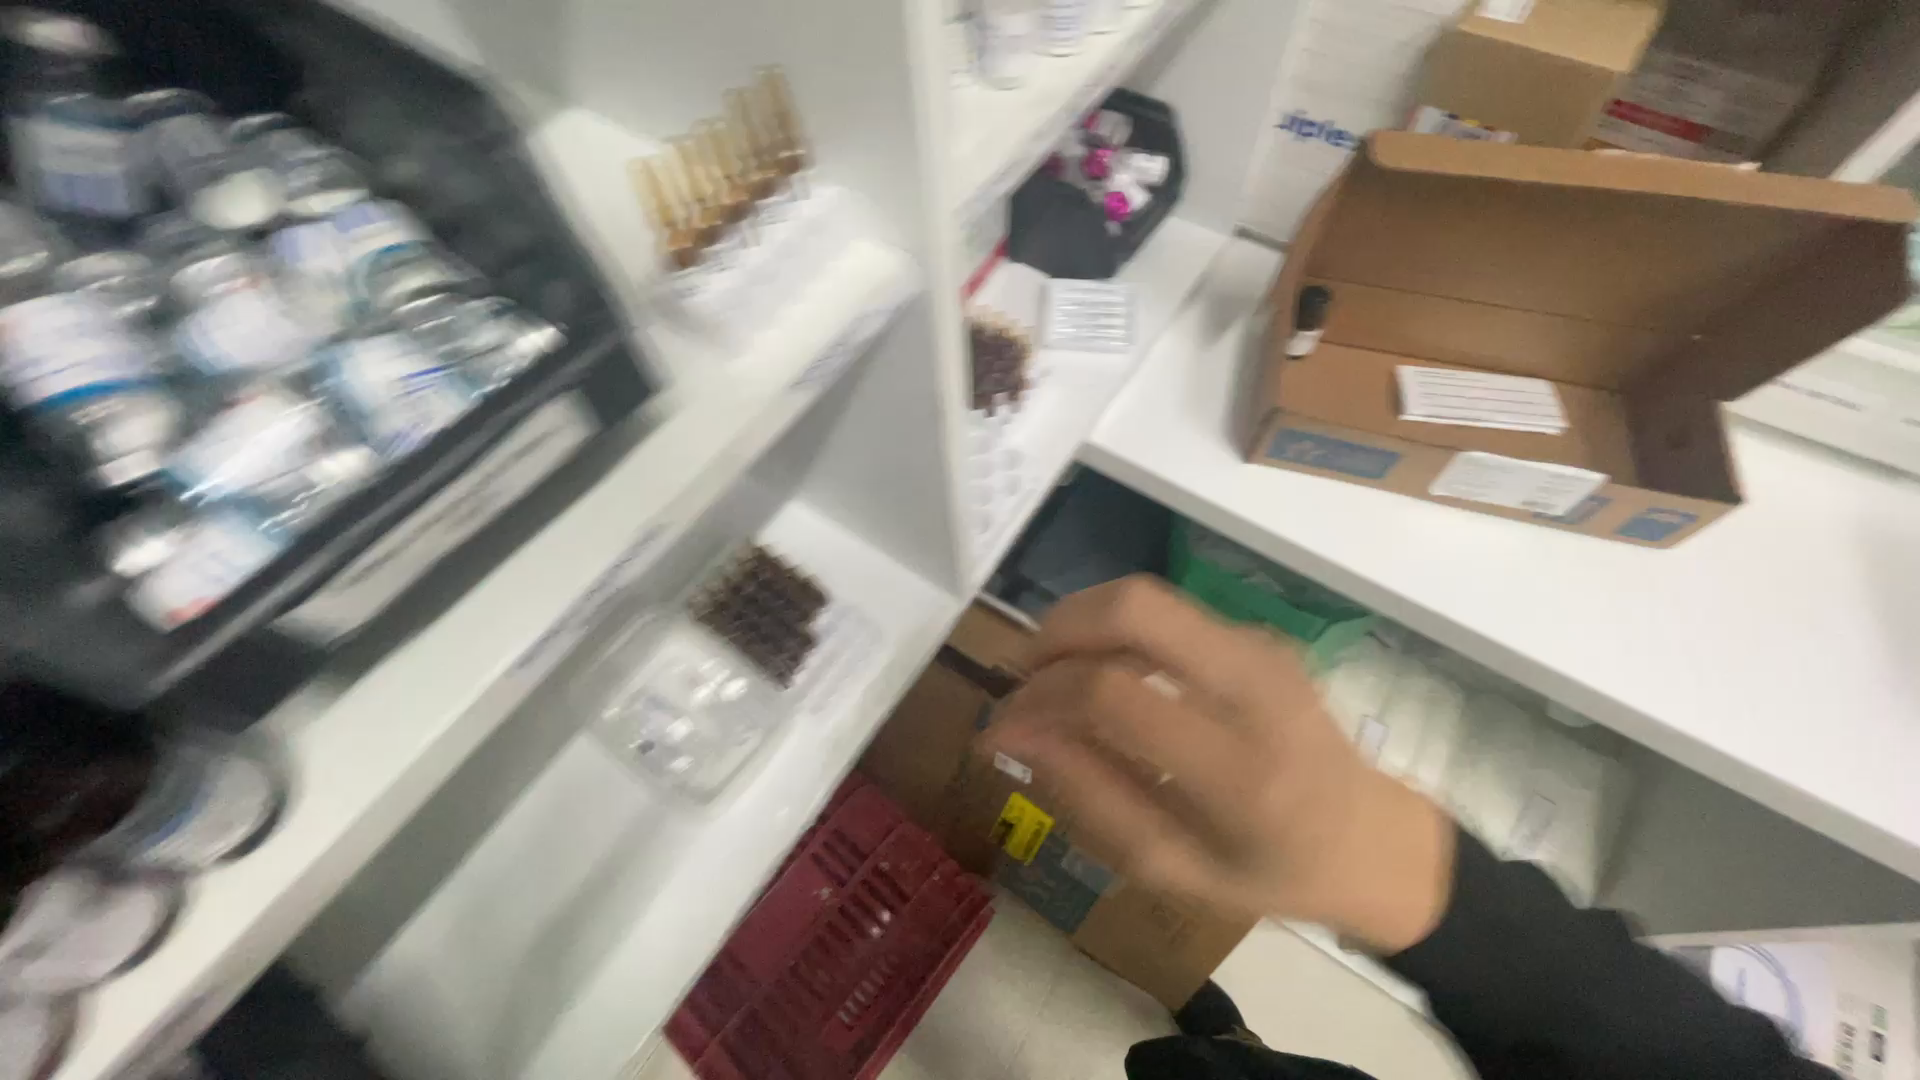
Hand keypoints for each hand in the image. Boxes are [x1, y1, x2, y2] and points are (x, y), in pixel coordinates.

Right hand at [979, 575, 1454, 953]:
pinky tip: (1102, 675)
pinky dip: (1112, 632)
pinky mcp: (1256, 633)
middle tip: (1022, 678)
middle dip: (1055, 632)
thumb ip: (1088, 796)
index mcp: (1236, 768)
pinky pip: (1165, 614)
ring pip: (1142, 597)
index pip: (1112, 695)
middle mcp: (1252, 686)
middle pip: (1133, 608)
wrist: (1370, 840)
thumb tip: (1015, 734)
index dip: (1039, 701)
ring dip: (1078, 626)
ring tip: (1050, 675)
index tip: (1000, 728)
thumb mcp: (1170, 867)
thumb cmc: (1267, 873)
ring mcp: (1260, 648)